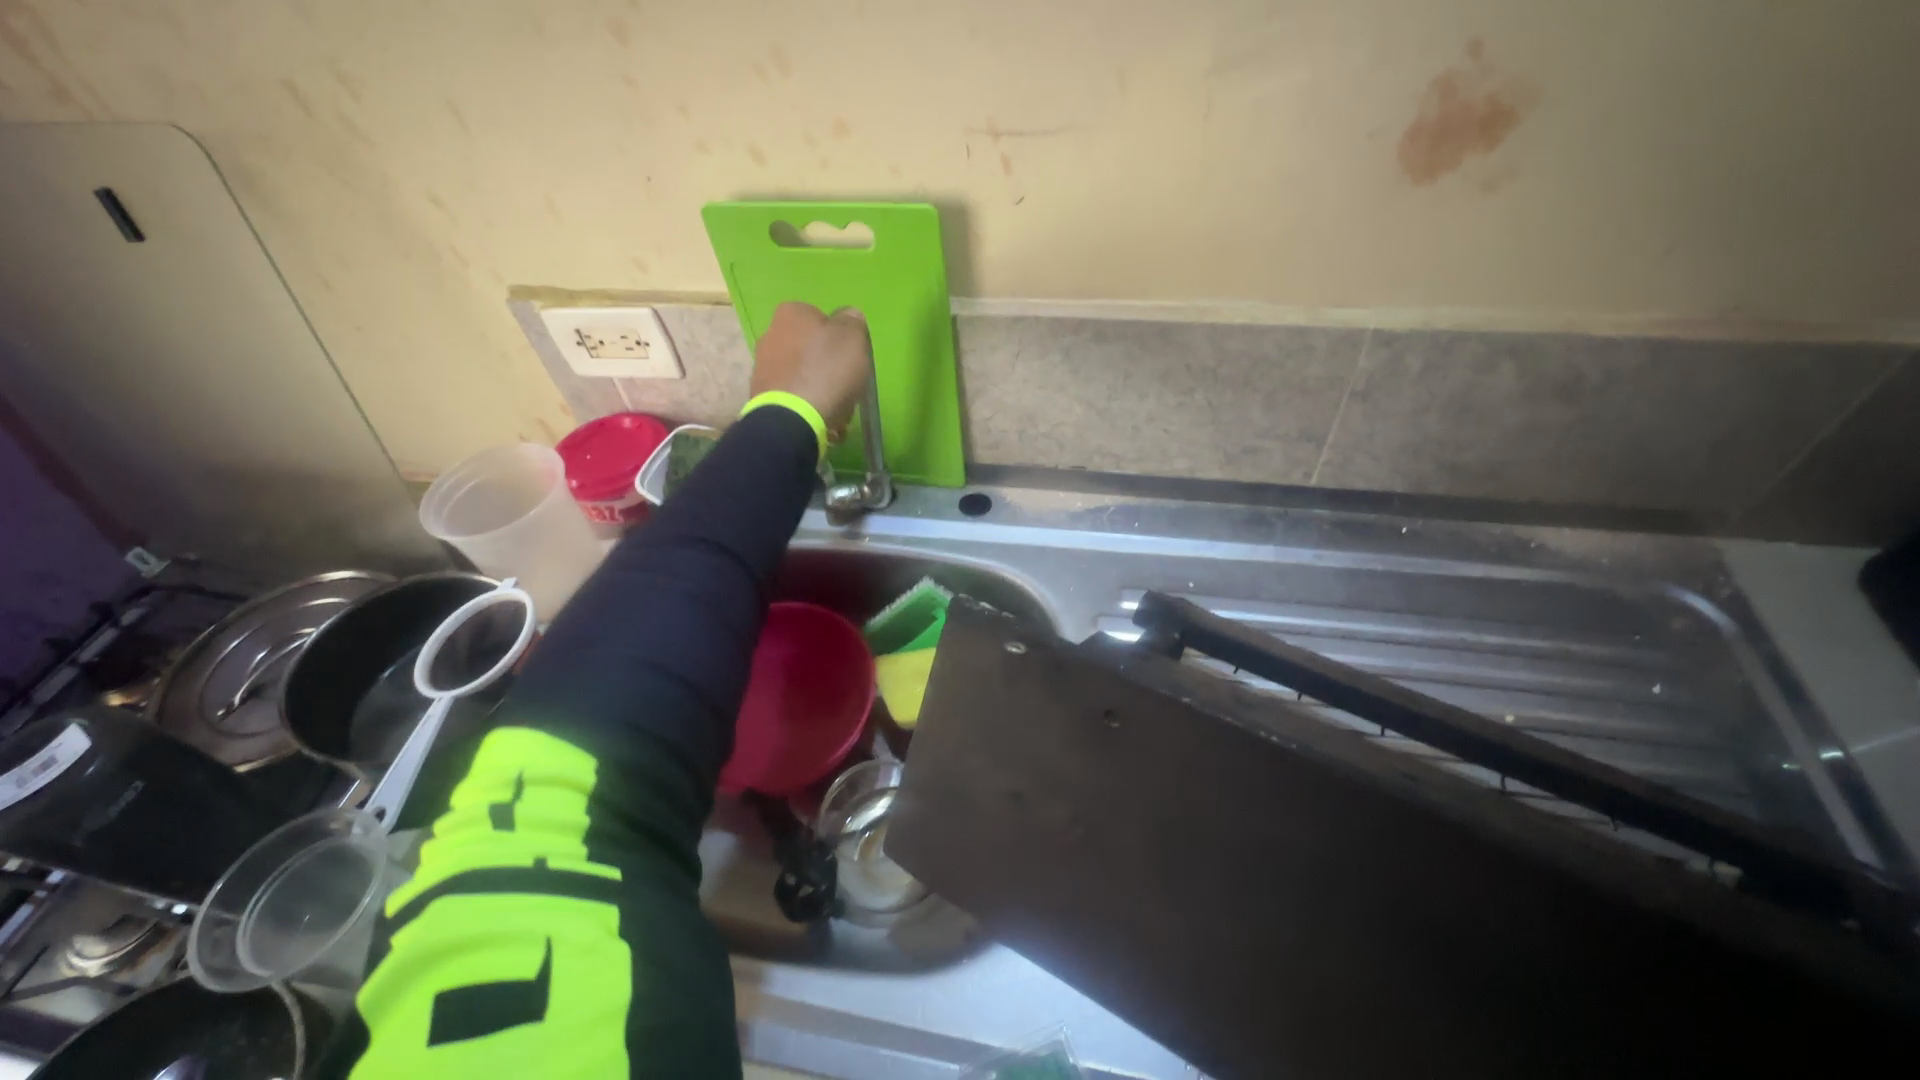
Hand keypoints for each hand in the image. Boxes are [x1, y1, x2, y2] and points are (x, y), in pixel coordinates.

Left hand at [750, 302, 870, 435]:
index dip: (838, 338)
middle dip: (825, 366)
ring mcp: (762, 367)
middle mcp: (770, 333)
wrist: (792, 420)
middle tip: (844, 385)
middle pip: (809, 348)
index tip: (849, 358)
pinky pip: (792, 397)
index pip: (820, 317)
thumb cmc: (826, 372)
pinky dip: (805, 406)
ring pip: (801, 374)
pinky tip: (820, 420)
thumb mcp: (852, 339)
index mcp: (792, 313)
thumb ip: (852, 322)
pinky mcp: (761, 396)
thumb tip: (847, 317)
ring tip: (836, 410)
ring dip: (817, 388)